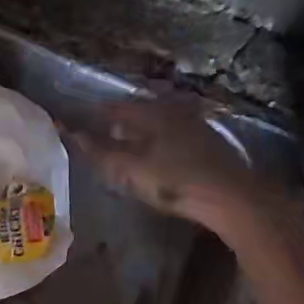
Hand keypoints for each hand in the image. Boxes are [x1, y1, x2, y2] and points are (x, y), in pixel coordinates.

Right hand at [68, 97, 272, 228]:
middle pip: (140, 111)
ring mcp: (196, 125)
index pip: (116, 107)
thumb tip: (73, 133)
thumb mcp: (132, 169)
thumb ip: (103, 151)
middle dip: (121, 120)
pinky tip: (161, 157)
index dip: (96, 114)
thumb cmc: (175, 181)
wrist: (229, 196)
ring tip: (130, 146)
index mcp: (152, 112)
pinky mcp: (210, 143)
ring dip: (143, 131)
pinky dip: (162, 142)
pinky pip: (176, 135)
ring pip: (160, 122)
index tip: (81, 122)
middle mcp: (174, 110)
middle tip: (104, 132)